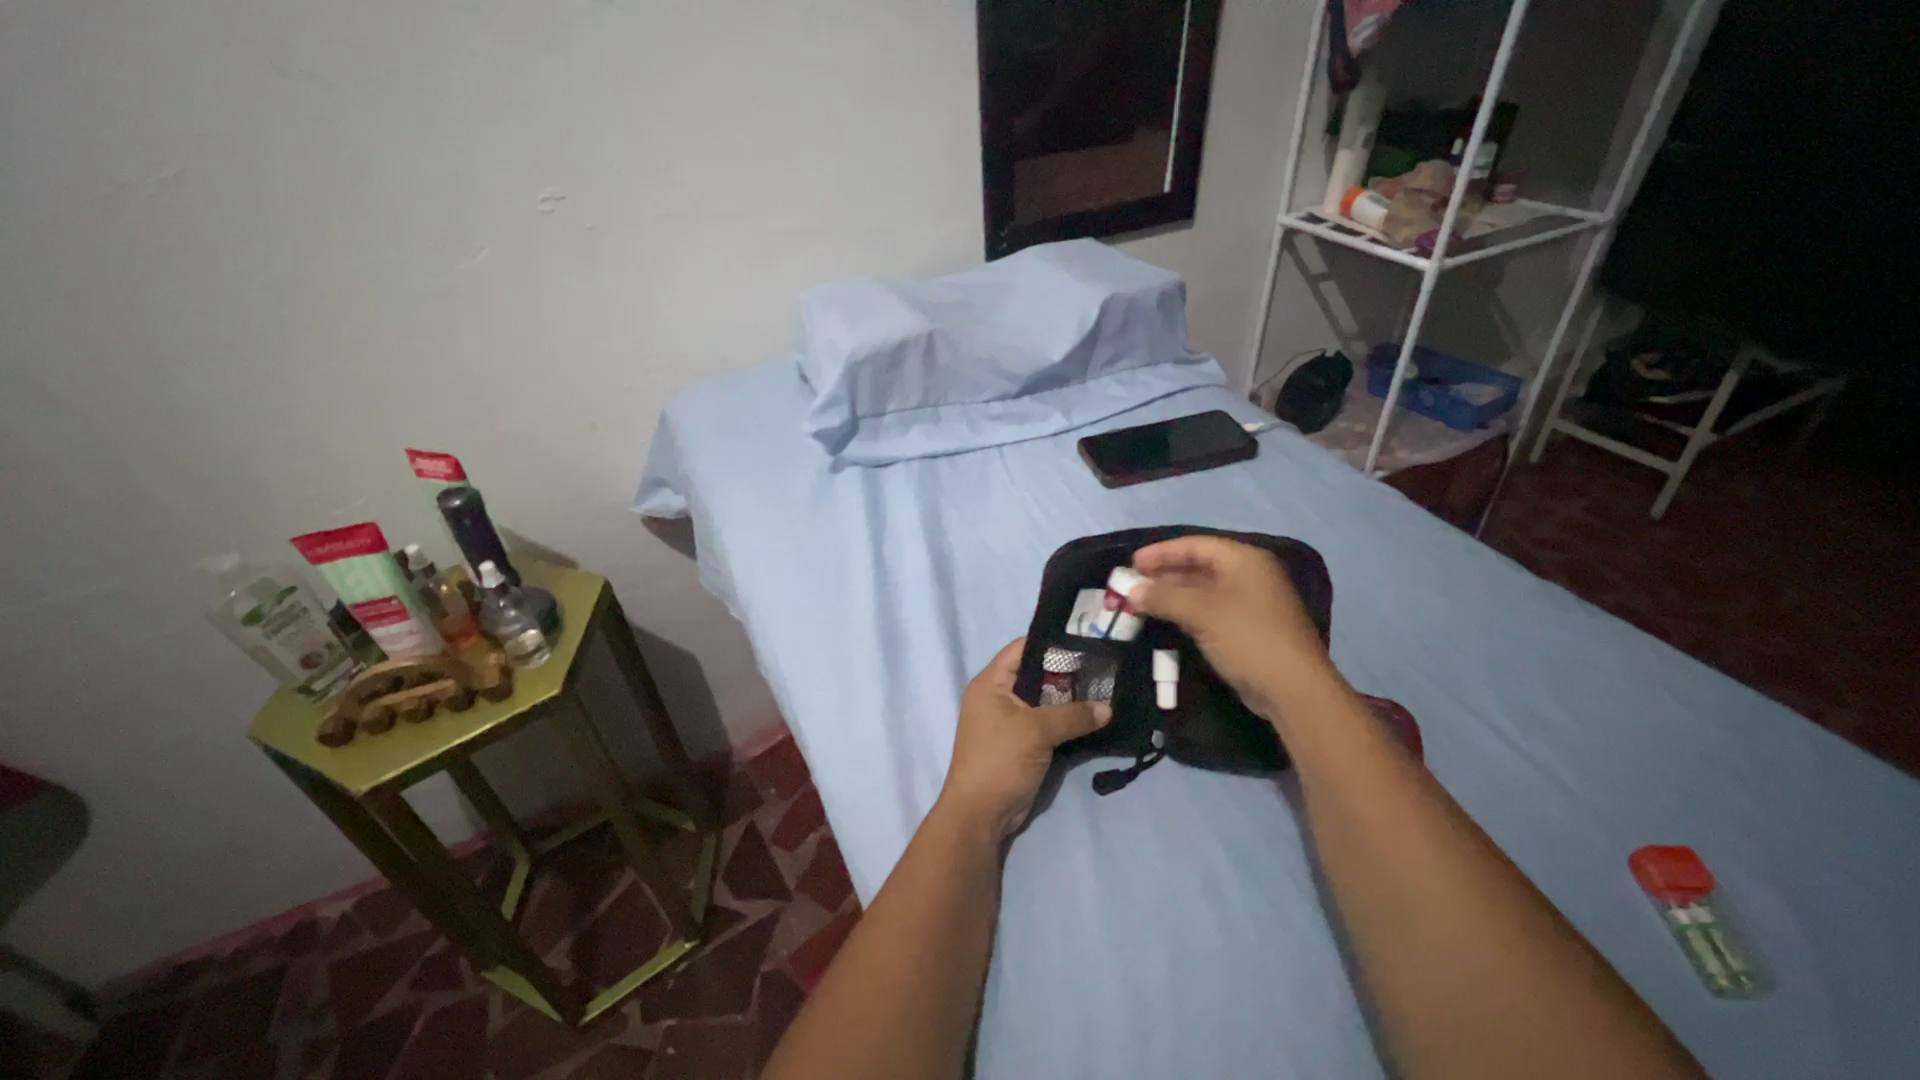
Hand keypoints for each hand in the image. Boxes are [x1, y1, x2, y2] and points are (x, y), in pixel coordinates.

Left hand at [937, 639, 1111, 837]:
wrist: (982, 814)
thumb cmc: (1000, 760)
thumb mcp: (1036, 731)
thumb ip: (1073, 715)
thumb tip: (1108, 708)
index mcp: (991, 683)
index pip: (1022, 648)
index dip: (1052, 642)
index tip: (1087, 640)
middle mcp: (999, 697)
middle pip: (1037, 673)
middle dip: (1070, 671)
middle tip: (1106, 665)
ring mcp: (1011, 721)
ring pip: (1046, 700)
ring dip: (1072, 698)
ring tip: (1108, 687)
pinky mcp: (1024, 743)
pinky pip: (1049, 722)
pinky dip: (1068, 719)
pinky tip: (1096, 715)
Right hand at [1128, 536, 1344, 731]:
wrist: (1292, 688)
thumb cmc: (1248, 638)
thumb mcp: (1202, 613)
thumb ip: (1163, 597)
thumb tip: (1130, 591)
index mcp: (1244, 560)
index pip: (1195, 545)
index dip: (1161, 552)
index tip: (1131, 563)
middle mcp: (1249, 575)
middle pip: (1199, 566)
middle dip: (1163, 575)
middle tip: (1131, 585)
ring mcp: (1250, 603)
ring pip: (1202, 591)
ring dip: (1172, 595)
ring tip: (1140, 603)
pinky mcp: (1247, 628)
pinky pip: (1209, 611)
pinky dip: (1185, 612)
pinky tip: (1165, 620)